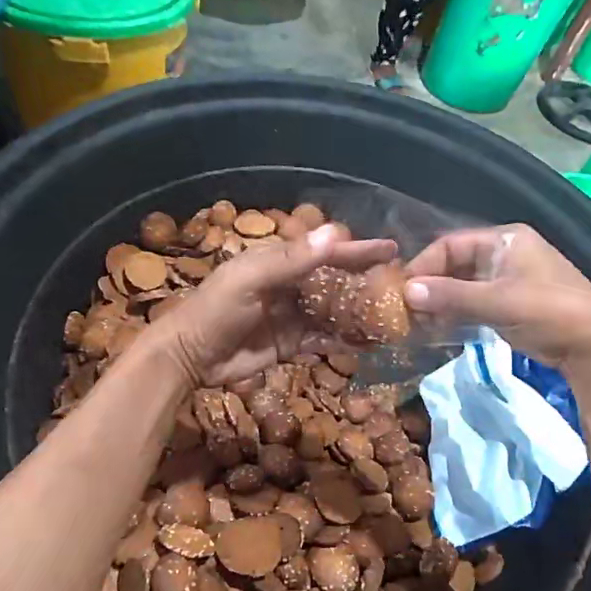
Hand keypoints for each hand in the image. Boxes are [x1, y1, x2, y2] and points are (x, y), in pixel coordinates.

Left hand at [156, 225, 397, 385]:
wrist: (189, 356)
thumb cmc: (215, 310)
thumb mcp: (250, 280)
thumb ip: (292, 260)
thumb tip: (336, 234)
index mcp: (278, 261)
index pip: (325, 252)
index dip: (358, 250)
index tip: (391, 248)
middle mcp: (289, 285)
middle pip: (334, 281)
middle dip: (365, 281)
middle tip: (401, 285)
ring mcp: (290, 316)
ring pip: (332, 311)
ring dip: (358, 312)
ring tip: (393, 315)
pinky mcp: (290, 344)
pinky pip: (323, 339)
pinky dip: (343, 339)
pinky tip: (368, 342)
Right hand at [403, 224, 590, 373]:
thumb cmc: (549, 312)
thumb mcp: (498, 302)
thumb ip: (451, 296)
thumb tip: (407, 292)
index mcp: (505, 240)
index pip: (450, 244)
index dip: (424, 265)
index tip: (402, 290)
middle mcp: (504, 254)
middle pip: (453, 264)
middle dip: (429, 286)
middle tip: (405, 310)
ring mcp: (507, 280)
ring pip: (460, 285)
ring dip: (438, 302)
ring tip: (416, 322)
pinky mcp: (508, 304)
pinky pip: (471, 303)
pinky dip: (453, 313)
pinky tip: (435, 329)